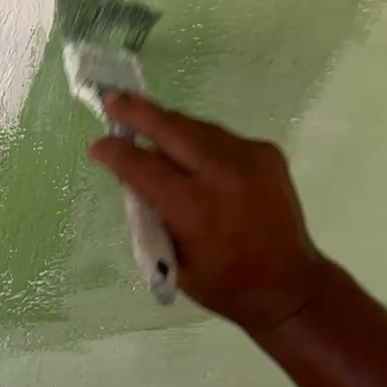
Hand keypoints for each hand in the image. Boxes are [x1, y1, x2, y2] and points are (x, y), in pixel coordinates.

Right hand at [87, 93, 342, 334]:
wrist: (290, 286)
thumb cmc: (223, 282)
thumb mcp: (173, 258)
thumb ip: (152, 212)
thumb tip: (132, 171)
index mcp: (196, 210)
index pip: (143, 167)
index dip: (115, 152)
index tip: (96, 145)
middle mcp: (223, 176)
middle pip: (171, 129)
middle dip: (137, 112)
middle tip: (113, 100)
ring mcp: (249, 158)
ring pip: (196, 127)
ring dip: (170, 126)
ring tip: (149, 123)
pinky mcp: (267, 151)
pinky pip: (221, 136)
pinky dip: (201, 141)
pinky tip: (194, 155)